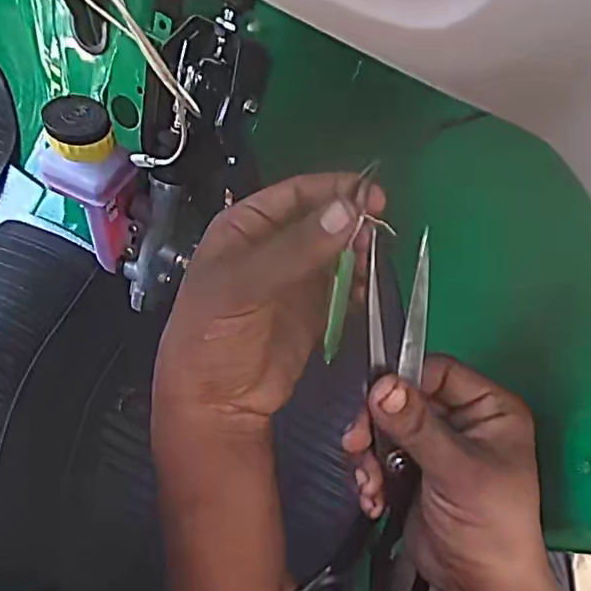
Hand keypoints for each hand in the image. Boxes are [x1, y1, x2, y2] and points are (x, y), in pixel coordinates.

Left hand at [154, 173, 383, 437]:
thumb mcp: (245, 285)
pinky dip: (359, 285)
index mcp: (245, 227)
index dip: (333, 189)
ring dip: (358, 253)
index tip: (371, 193)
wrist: (214, 401)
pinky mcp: (313, 310)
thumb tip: (348, 211)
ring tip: (372, 260)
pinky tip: (367, 289)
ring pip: (337, 252)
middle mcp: (273, 247)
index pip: (295, 194)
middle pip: (322, 220)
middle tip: (377, 229)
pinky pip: (343, 286)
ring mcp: (295, 279)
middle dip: (351, 222)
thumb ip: (297, 249)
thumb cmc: (213, 334)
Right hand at [342, 356, 553, 590]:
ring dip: (369, 456)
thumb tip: (384, 387)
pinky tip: (376, 499)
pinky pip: (377, 457)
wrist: (482, 588)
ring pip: (384, 428)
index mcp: (489, 410)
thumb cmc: (492, 529)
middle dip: (377, 426)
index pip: (437, 372)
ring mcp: (434, 447)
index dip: (404, 383)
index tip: (375, 401)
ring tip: (372, 485)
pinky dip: (369, 476)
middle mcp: (461, 422)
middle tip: (358, 445)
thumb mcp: (456, 471)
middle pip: (402, 400)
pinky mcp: (411, 472)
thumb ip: (417, 427)